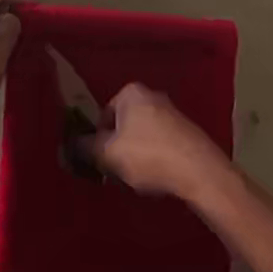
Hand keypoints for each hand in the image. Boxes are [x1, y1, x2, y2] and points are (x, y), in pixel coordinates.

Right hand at [84, 83, 231, 197]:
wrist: (200, 171)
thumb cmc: (148, 156)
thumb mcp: (108, 154)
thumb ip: (86, 147)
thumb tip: (72, 144)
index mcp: (130, 92)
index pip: (103, 116)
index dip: (98, 141)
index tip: (103, 162)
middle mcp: (152, 95)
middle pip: (123, 125)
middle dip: (118, 148)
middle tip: (118, 172)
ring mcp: (172, 112)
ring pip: (141, 135)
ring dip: (135, 155)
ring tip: (139, 178)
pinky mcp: (187, 131)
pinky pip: (160, 143)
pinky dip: (155, 158)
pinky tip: (158, 177)